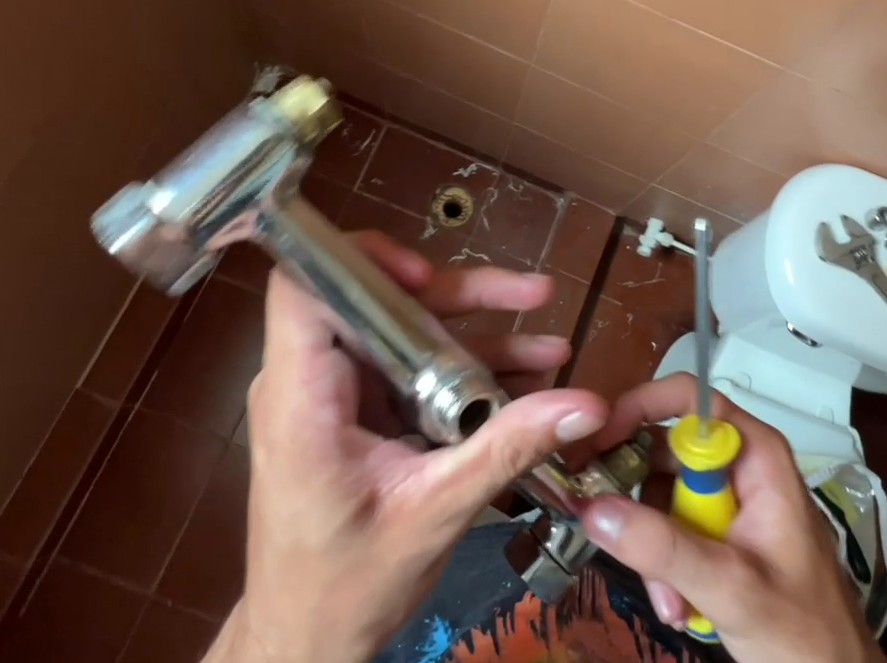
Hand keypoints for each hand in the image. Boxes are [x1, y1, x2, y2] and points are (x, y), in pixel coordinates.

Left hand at [217, 232, 608, 662]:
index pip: (306, 289)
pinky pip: (415, 370)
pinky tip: (526, 382)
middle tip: (530, 294)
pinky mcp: (361, 411)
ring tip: (549, 343)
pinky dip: (466, 372)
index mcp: (303, 397)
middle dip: (457, 295)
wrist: (308, 637)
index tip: (427, 277)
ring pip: (406, 332)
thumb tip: (583, 403)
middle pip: (379, 302)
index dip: (362, 262)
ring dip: (476, 333)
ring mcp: (339, 394)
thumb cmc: (345, 584)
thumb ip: (506, 449)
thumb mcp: (434, 512)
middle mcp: (313, 381)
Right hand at [576, 374, 885, 662]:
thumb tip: (593, 507)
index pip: (690, 399)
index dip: (639, 407)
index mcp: (755, 454)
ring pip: (658, 494)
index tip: (596, 441)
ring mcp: (726, 499)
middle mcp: (737, 465)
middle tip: (609, 534)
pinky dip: (662, 566)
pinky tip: (679, 607)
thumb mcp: (733, 589)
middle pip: (662, 448)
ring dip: (650, 548)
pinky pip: (668, 529)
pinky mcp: (717, 532)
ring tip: (670, 603)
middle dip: (637, 502)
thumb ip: (665, 549)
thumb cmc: (804, 630)